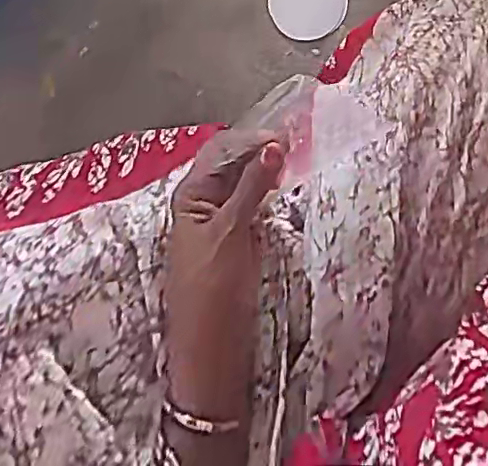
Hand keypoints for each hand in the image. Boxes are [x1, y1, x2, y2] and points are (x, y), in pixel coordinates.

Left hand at [164, 129, 283, 416]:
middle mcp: (202, 200)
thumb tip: (275, 143)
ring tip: (295, 156)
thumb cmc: (213, 290)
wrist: (212, 350)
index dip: (251, 138)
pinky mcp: (237, 232)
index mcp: (190, 194)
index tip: (286, 136)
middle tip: (296, 142)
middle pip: (232, 159)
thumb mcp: (232, 232)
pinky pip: (252, 197)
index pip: (221, 149)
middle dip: (260, 147)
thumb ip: (252, 186)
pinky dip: (268, 185)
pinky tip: (285, 182)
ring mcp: (220, 216)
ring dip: (266, 164)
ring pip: (244, 177)